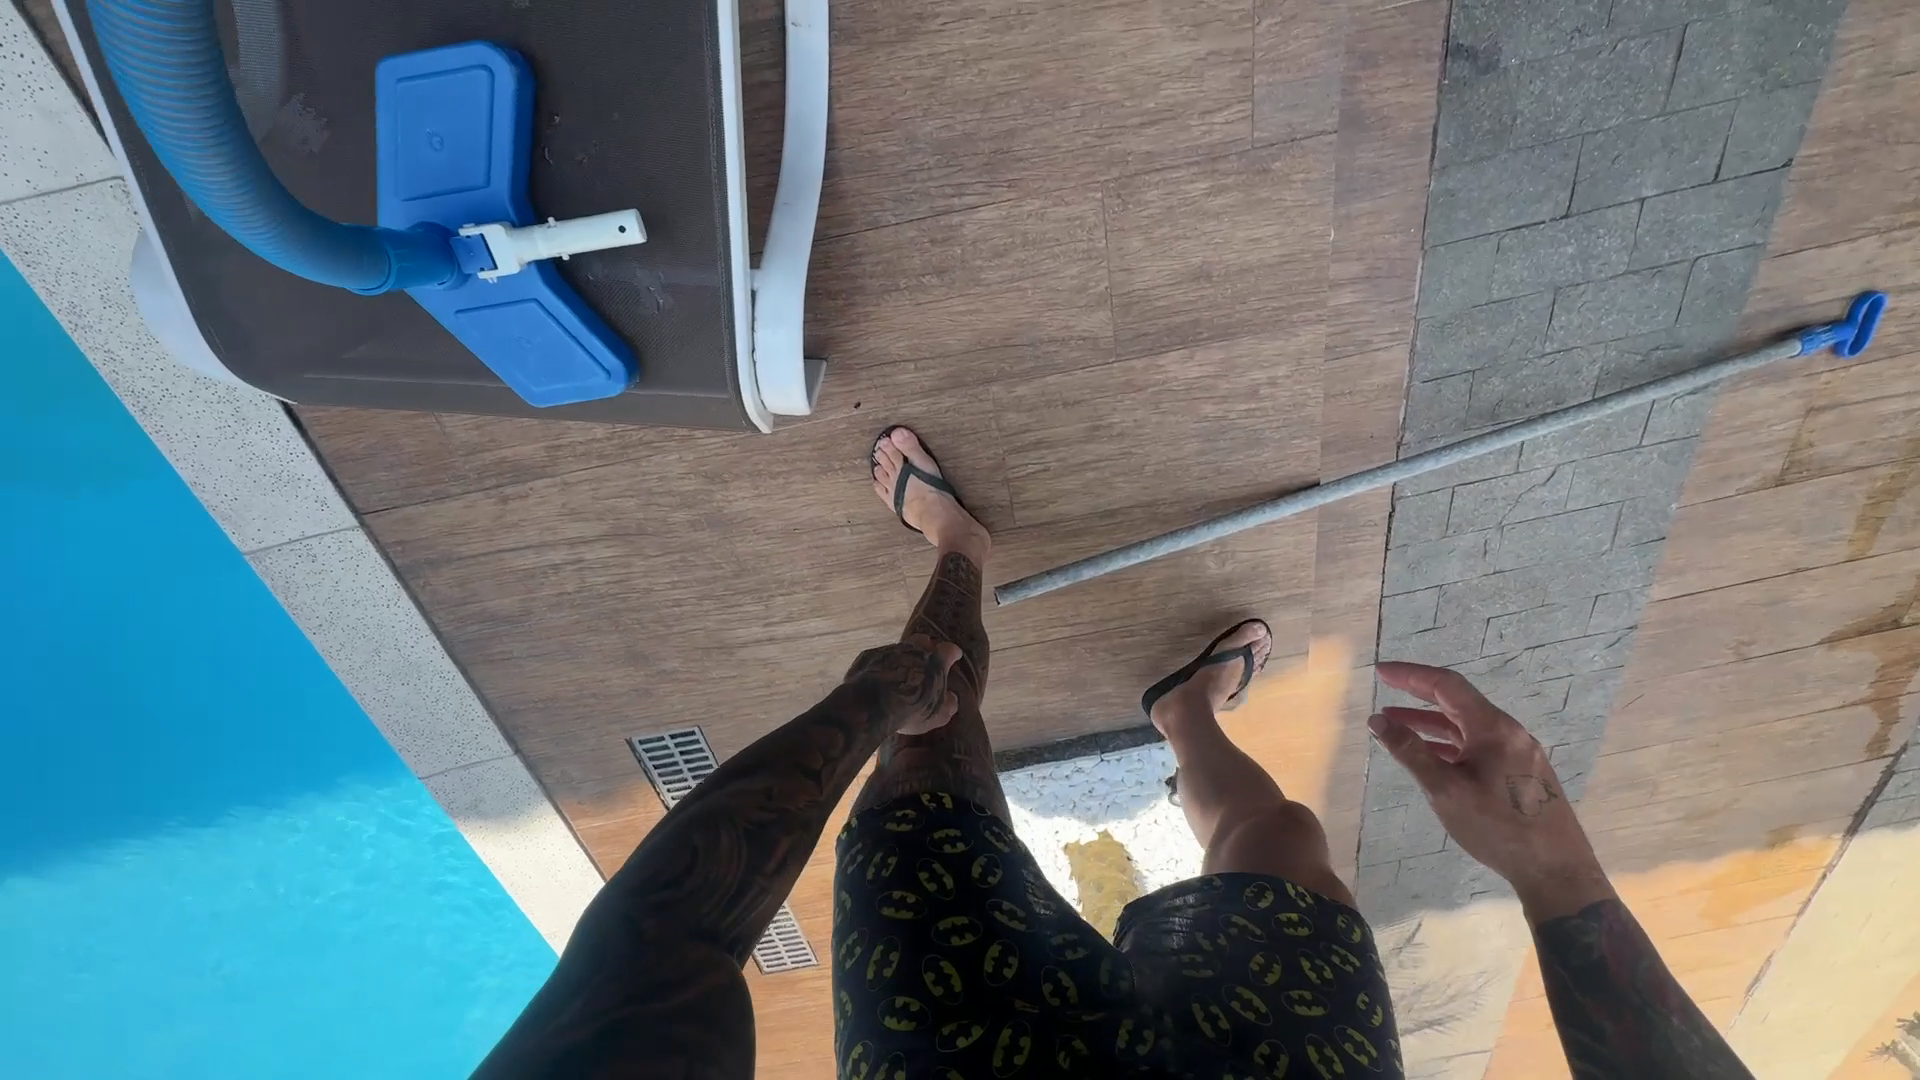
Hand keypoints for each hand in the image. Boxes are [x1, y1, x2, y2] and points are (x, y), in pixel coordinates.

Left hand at [844, 635, 961, 735]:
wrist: (867, 705)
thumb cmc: (908, 710)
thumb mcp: (936, 716)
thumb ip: (947, 705)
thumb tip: (950, 698)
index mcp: (934, 662)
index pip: (949, 650)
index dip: (953, 653)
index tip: (955, 655)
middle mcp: (912, 649)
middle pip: (922, 641)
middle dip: (926, 648)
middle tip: (926, 660)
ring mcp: (888, 650)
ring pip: (899, 648)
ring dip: (902, 657)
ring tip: (900, 671)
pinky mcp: (867, 656)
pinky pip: (879, 657)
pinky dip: (882, 665)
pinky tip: (879, 677)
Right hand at [1370, 662, 1613, 914]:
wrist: (1556, 872)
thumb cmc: (1497, 828)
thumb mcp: (1445, 789)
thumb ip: (1409, 751)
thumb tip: (1377, 720)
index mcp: (1494, 729)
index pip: (1447, 685)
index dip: (1411, 675)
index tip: (1381, 673)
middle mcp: (1509, 732)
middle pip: (1458, 700)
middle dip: (1418, 691)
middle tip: (1385, 687)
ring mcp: (1518, 752)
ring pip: (1466, 724)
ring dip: (1429, 718)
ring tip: (1394, 720)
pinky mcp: (1520, 771)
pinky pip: (1476, 742)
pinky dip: (1447, 739)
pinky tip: (1428, 751)